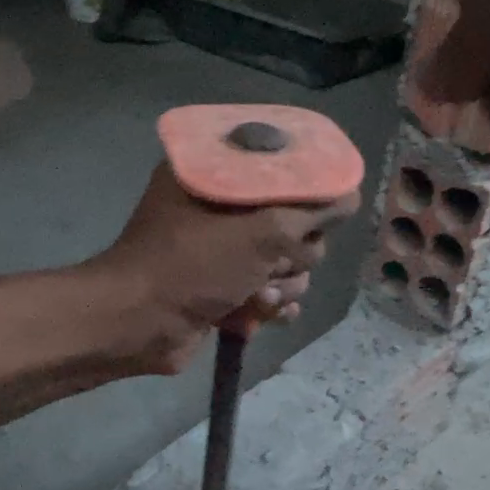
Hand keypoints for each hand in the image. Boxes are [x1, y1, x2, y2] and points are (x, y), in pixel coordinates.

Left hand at [91, 163, 361, 374]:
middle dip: (295, 252)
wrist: (139, 324)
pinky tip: (263, 315)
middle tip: (277, 262)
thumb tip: (350, 195)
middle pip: (294, 220)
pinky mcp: (224, 287)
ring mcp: (222, 249)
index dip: (309, 189)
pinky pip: (269, 291)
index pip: (284, 165)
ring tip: (260, 297)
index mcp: (218, 171)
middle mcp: (220, 205)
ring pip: (285, 262)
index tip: (320, 213)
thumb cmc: (193, 264)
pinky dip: (271, 306)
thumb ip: (312, 210)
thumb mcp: (260, 230)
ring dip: (282, 285)